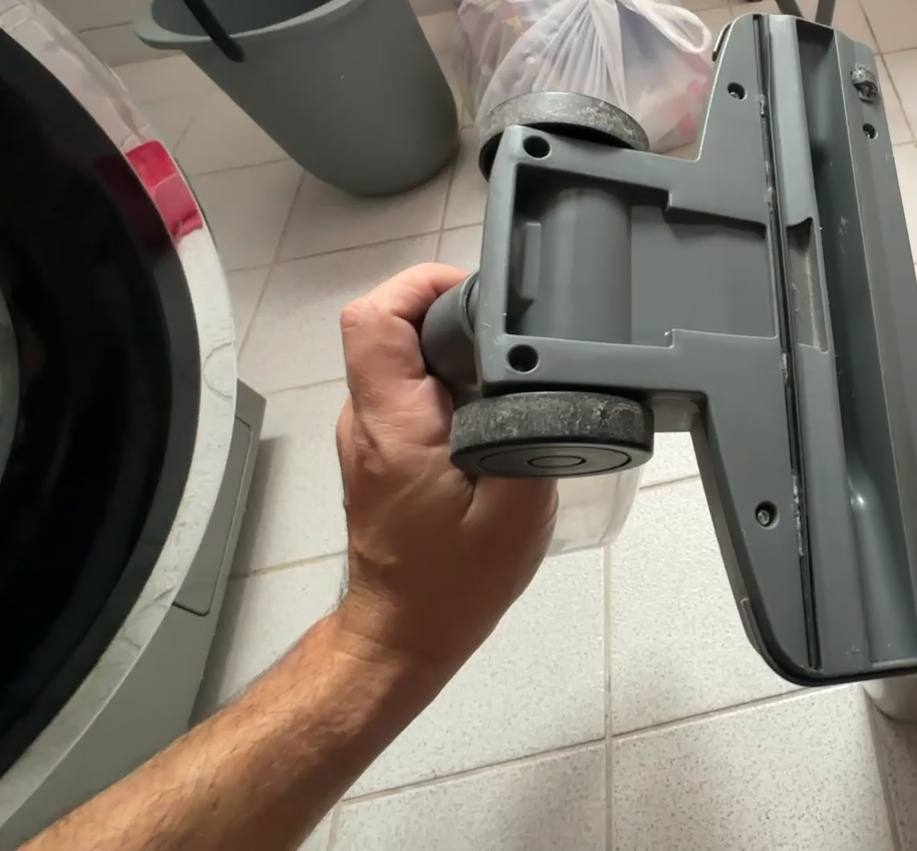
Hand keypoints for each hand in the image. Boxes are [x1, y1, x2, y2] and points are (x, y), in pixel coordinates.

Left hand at [329, 264, 557, 672]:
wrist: (407, 633)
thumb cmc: (457, 581)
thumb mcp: (516, 509)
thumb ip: (530, 435)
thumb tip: (545, 380)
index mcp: (395, 424)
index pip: (375, 319)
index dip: (422, 284)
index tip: (483, 293)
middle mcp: (371, 418)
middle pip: (391, 326)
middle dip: (454, 306)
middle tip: (523, 326)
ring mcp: (374, 432)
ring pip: (403, 353)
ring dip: (457, 340)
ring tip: (522, 361)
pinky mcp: (388, 446)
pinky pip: (413, 384)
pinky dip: (454, 372)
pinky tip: (503, 398)